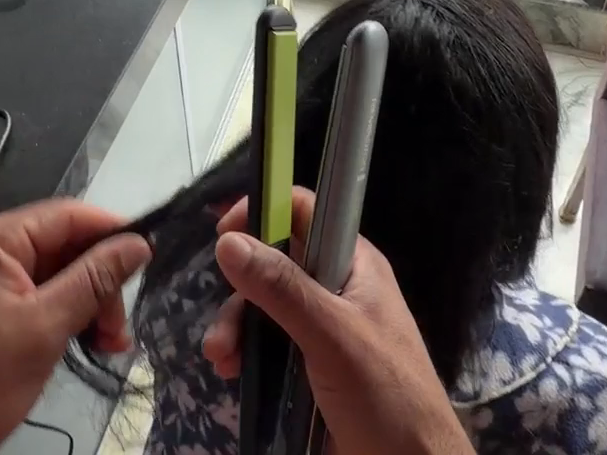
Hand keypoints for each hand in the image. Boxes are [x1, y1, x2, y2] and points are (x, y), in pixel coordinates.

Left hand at [0, 200, 150, 454]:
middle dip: (100, 283)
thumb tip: (140, 243)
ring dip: (91, 303)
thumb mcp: (46, 326)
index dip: (111, 232)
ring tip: (109, 343)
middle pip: (67, 244)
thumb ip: (95, 279)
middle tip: (119, 328)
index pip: (68, 215)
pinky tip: (90, 342)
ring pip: (61, 271)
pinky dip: (70, 314)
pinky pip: (44, 292)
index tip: (149, 257)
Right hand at [202, 188, 472, 454]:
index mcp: (353, 263)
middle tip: (222, 319)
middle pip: (274, 261)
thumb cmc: (386, 396)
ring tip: (220, 360)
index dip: (264, 210)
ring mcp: (324, 326)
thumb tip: (228, 241)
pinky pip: (269, 342)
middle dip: (242, 286)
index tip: (225, 231)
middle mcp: (336, 286)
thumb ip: (282, 289)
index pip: (303, 211)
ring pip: (266, 304)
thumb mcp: (332, 337)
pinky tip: (231, 372)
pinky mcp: (311, 364)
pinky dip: (247, 352)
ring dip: (238, 325)